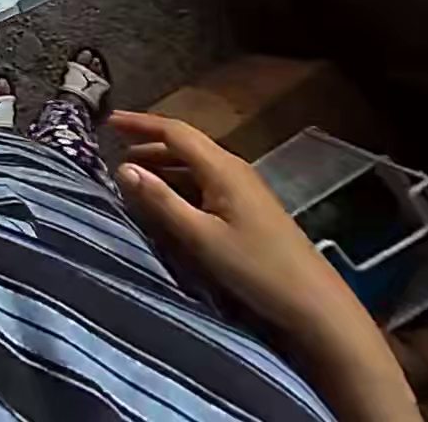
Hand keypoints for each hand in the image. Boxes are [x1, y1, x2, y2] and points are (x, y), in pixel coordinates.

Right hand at [110, 111, 373, 350]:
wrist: (319, 308)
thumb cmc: (256, 268)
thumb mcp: (201, 237)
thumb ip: (160, 200)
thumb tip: (122, 167)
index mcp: (221, 167)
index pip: (173, 131)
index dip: (139, 123)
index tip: (109, 120)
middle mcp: (231, 167)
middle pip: (183, 143)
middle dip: (146, 141)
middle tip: (113, 147)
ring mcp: (242, 186)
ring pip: (192, 162)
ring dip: (160, 162)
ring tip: (131, 172)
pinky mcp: (246, 205)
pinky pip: (202, 179)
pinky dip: (176, 180)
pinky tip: (164, 196)